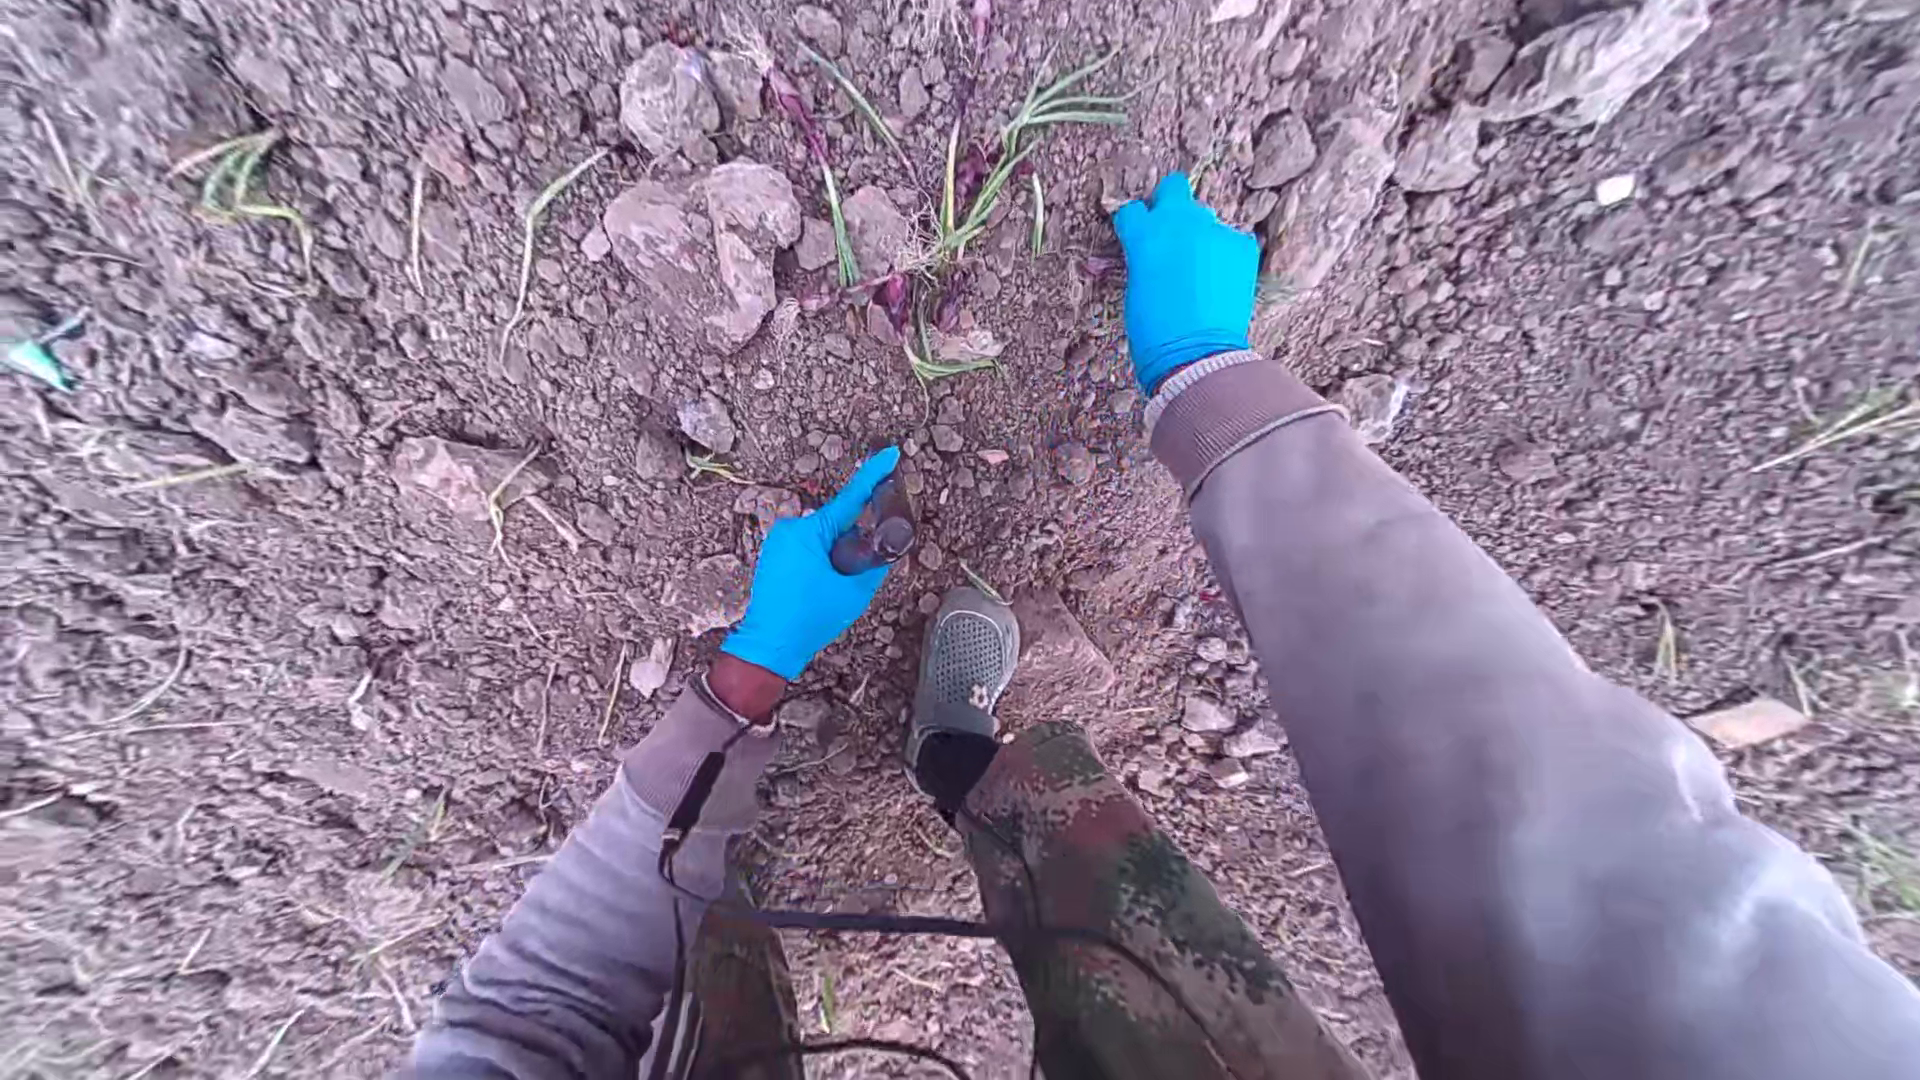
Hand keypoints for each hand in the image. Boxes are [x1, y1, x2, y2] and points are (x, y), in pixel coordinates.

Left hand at [721, 447, 901, 679]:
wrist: (771, 643)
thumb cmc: (807, 619)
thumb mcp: (855, 592)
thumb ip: (875, 563)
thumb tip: (886, 549)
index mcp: (810, 533)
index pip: (851, 498)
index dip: (874, 476)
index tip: (888, 455)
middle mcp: (791, 528)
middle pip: (838, 522)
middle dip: (853, 541)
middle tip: (852, 573)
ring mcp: (780, 539)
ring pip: (824, 535)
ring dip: (836, 552)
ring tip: (830, 585)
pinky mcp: (776, 551)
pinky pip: (809, 545)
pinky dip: (822, 557)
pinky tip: (820, 583)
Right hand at [1112, 172, 1259, 394]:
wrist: (1196, 355)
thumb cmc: (1155, 336)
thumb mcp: (1135, 294)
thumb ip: (1142, 263)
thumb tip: (1151, 256)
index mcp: (1145, 237)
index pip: (1132, 211)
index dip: (1134, 225)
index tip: (1136, 238)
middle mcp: (1180, 223)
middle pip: (1173, 188)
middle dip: (1168, 206)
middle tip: (1169, 237)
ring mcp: (1215, 231)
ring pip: (1203, 221)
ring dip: (1197, 240)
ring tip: (1196, 276)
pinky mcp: (1241, 245)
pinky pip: (1228, 243)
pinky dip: (1221, 259)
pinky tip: (1216, 286)